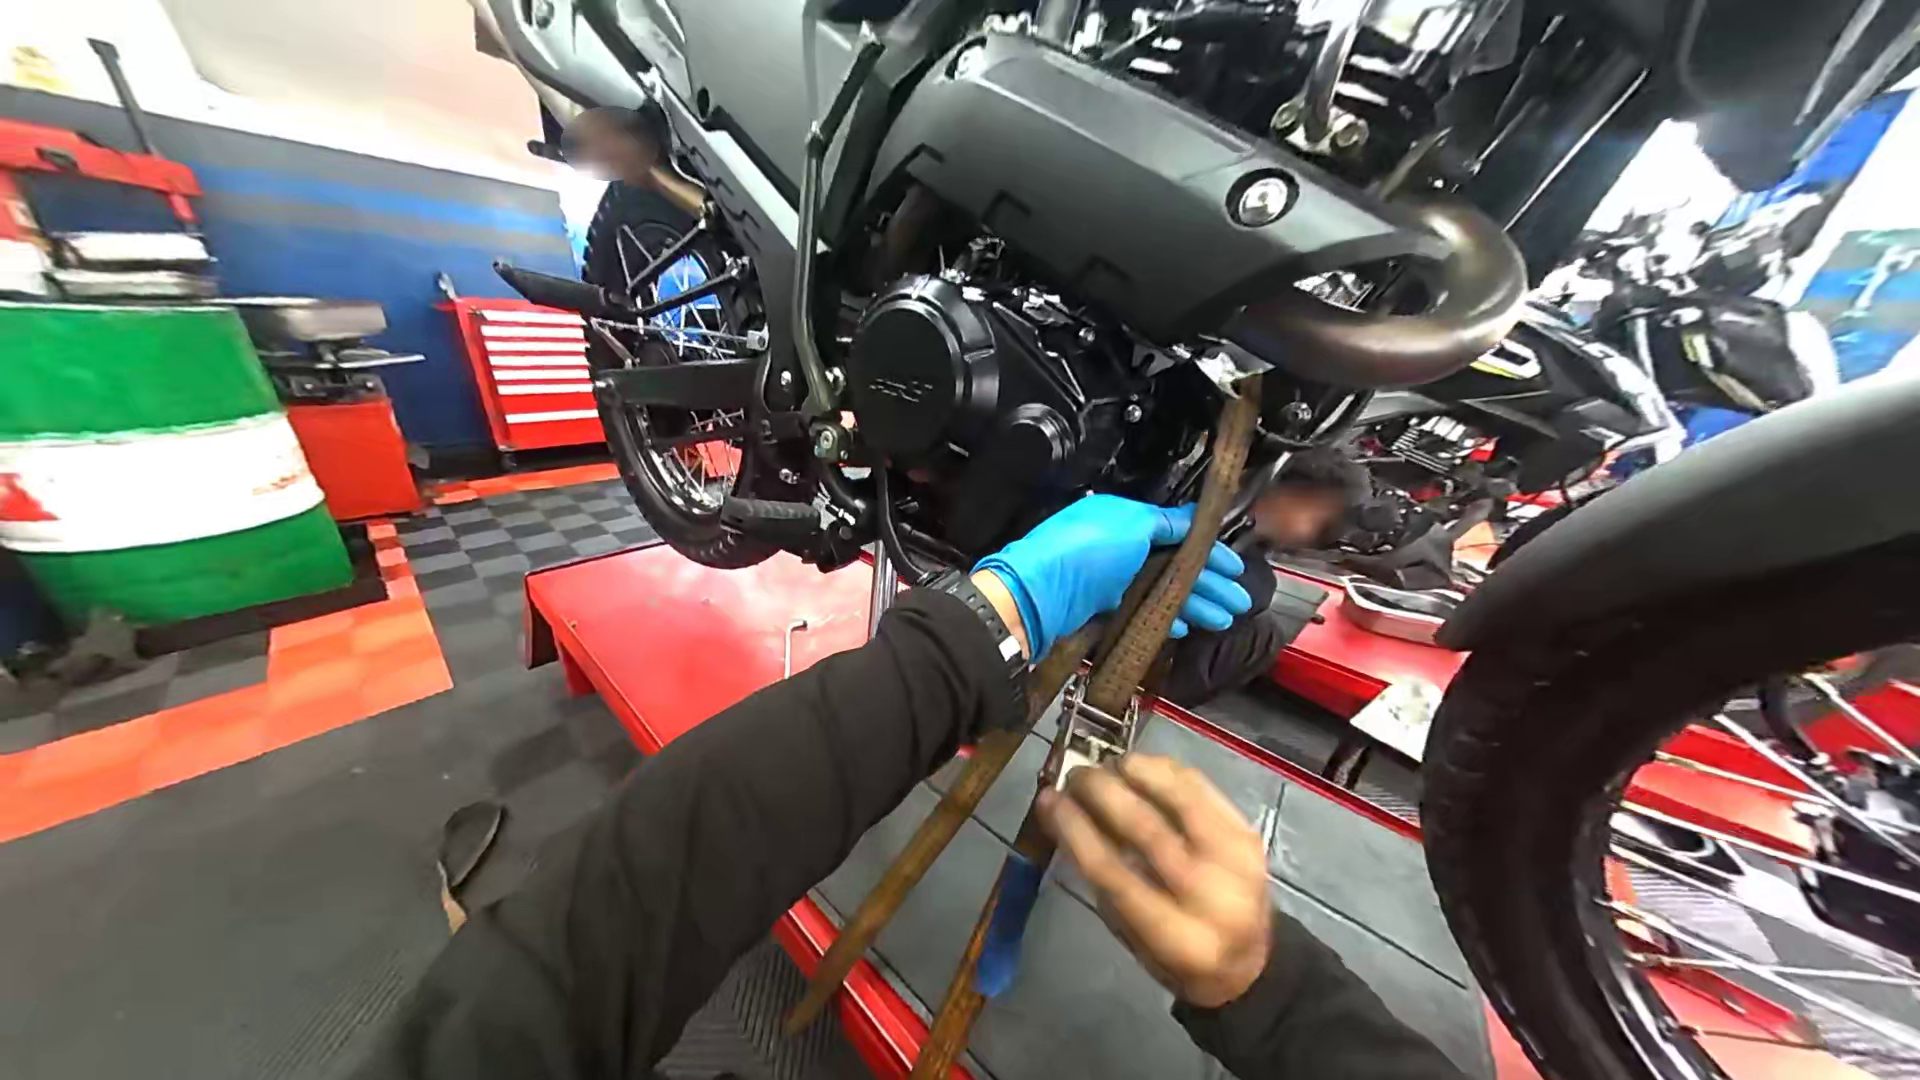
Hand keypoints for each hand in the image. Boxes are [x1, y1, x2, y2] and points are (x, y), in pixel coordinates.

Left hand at [973, 495, 1251, 660]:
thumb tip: (1193, 518)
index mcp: (1124, 519)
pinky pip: (1139, 610)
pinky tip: (1183, 627)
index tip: (1234, 567)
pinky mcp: (1100, 607)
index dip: (1207, 551)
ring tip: (1222, 619)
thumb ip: (1166, 522)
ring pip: (1159, 590)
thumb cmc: (1082, 552)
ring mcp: (1108, 578)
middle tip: (1238, 602)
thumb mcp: (1132, 524)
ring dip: (1193, 603)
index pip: (1176, 533)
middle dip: (1208, 583)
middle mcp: (1117, 546)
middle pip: (1172, 565)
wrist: (1037, 596)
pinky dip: (1162, 617)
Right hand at [1038, 754, 1270, 1007]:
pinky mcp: (1246, 832)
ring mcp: (1235, 860)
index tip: (1048, 798)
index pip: (1112, 872)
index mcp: (1176, 939)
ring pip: (1175, 796)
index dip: (1073, 828)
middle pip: (1144, 828)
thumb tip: (1064, 809)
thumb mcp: (1129, 931)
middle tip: (1074, 775)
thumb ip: (1100, 875)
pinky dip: (1162, 769)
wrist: (1250, 961)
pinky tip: (1140, 767)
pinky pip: (1198, 785)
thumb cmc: (1173, 953)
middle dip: (1099, 791)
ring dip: (1133, 770)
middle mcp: (1211, 897)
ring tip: (1108, 765)